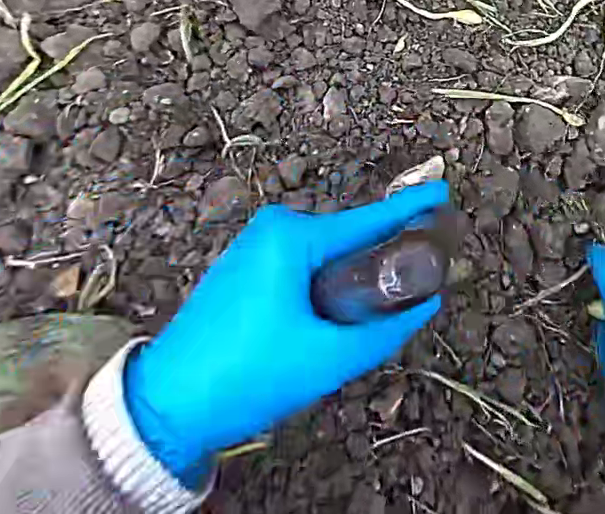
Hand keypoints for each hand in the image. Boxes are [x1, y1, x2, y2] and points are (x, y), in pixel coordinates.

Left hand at [124, 182, 449, 482]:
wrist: (159, 412)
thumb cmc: (245, 376)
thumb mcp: (325, 358)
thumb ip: (385, 332)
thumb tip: (428, 307)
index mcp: (292, 238)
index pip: (368, 219)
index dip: (411, 207)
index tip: (444, 191)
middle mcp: (275, 228)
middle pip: (350, 234)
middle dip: (384, 247)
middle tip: (421, 261)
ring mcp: (256, 244)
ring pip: (328, 250)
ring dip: (356, 265)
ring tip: (385, 290)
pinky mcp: (246, 264)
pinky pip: (305, 259)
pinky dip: (331, 272)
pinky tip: (344, 296)